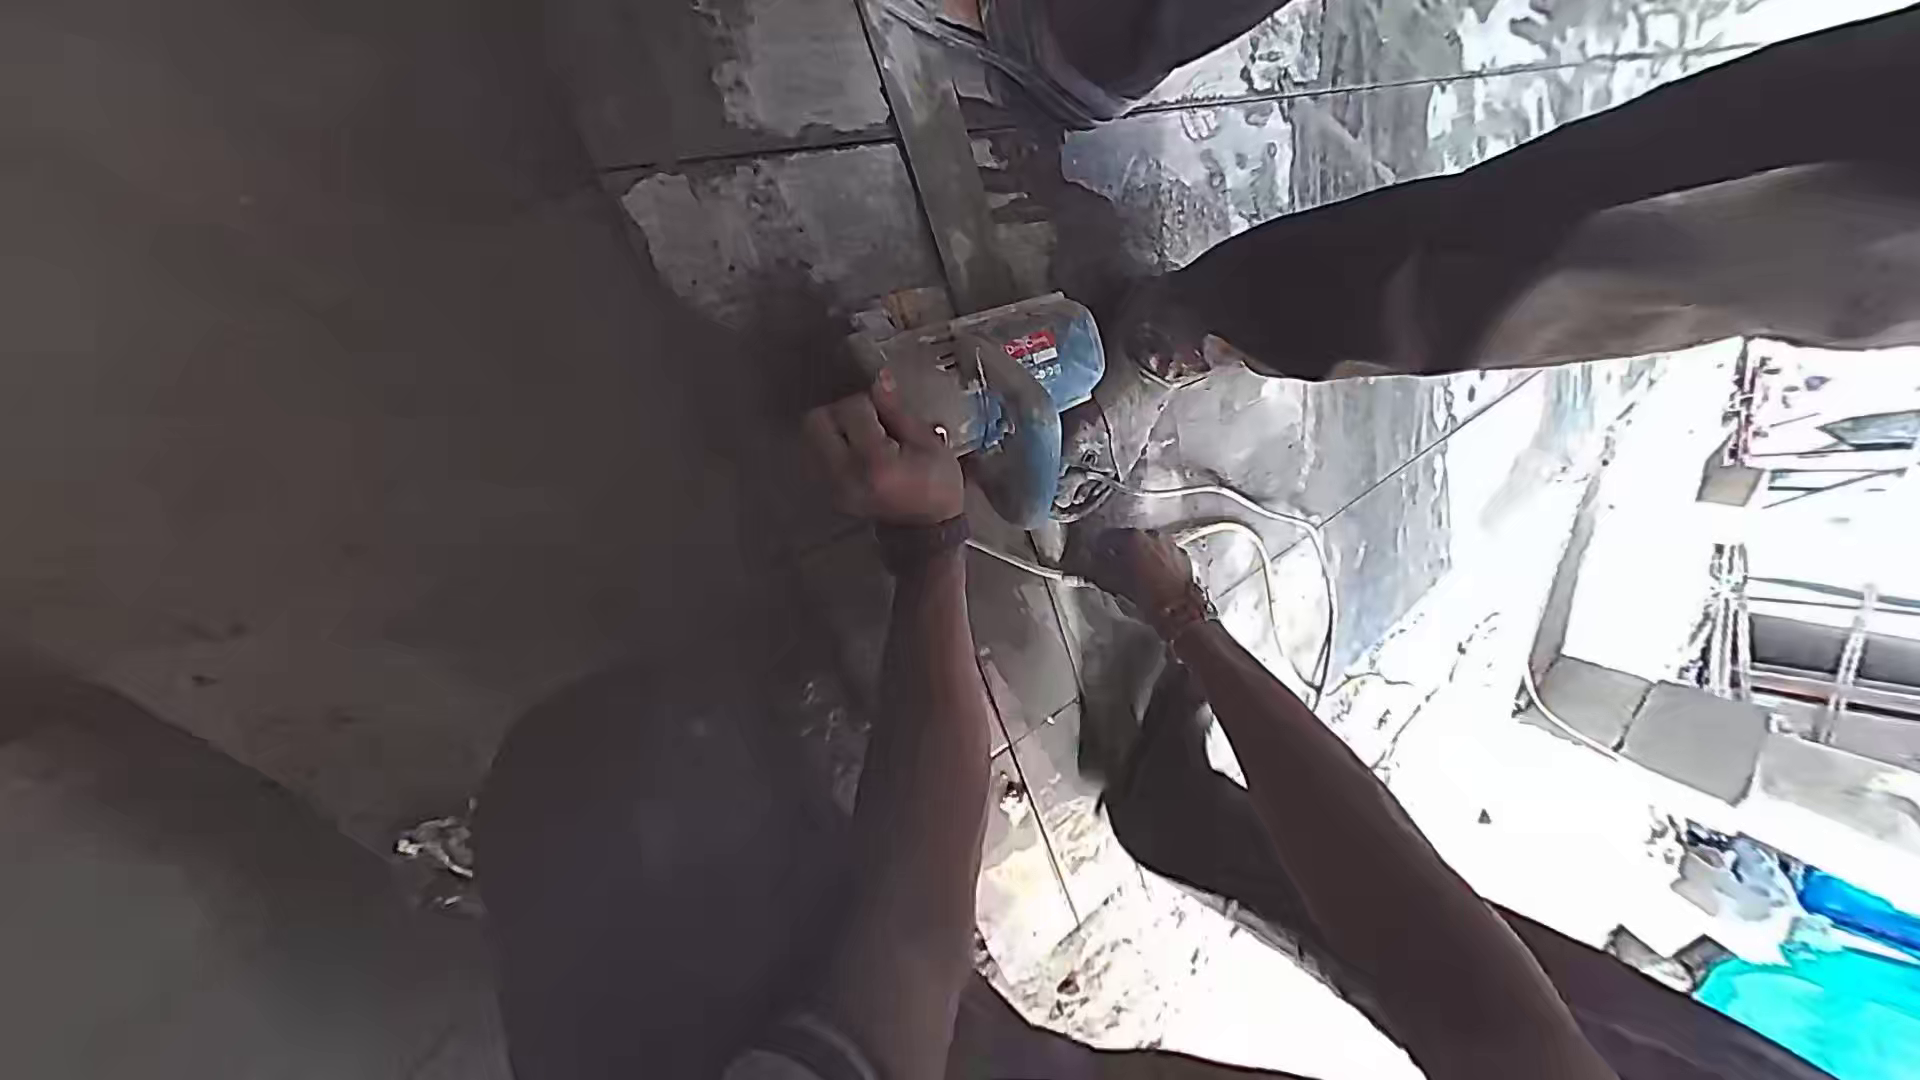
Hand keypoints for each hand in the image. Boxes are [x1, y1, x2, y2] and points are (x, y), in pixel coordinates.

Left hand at [805, 370, 965, 525]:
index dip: (872, 403)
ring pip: (811, 436)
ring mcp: (832, 486)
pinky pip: (816, 454)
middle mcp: (844, 474)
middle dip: (842, 412)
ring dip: (835, 428)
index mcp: (874, 461)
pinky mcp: (828, 492)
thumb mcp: (928, 443)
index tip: (890, 416)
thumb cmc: (936, 485)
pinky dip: (832, 445)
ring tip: (863, 437)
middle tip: (868, 422)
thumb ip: (897, 411)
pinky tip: (857, 451)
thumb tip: (879, 379)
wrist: (926, 530)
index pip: (852, 408)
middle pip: (817, 420)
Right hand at [1083, 528, 1205, 634]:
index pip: (1108, 536)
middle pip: (1130, 538)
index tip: (1095, 555)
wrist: (1178, 609)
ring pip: (1148, 544)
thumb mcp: (1111, 582)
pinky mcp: (1182, 556)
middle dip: (1121, 549)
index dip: (1099, 546)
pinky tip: (1153, 574)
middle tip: (1114, 564)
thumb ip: (1096, 568)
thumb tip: (1089, 562)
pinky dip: (1157, 559)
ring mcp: (1169, 544)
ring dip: (1140, 553)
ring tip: (1135, 570)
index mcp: (1131, 538)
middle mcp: (1152, 535)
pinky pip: (1164, 553)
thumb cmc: (1143, 594)